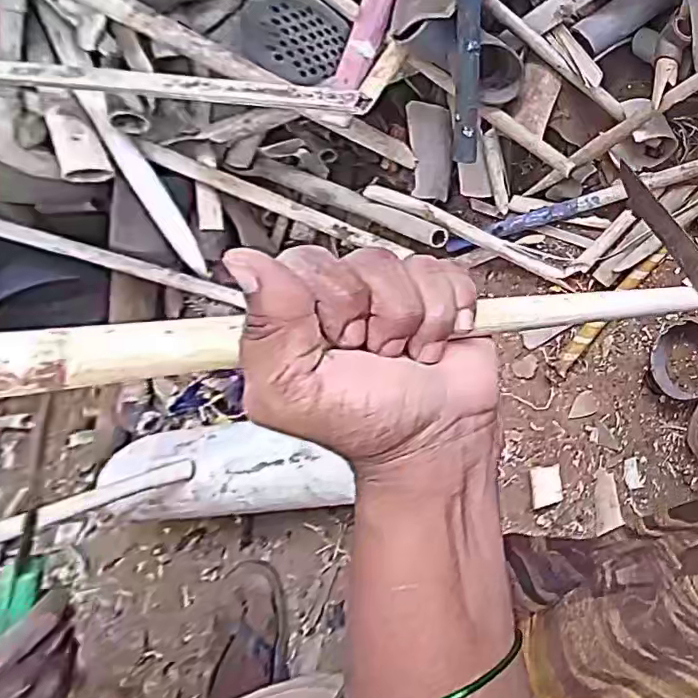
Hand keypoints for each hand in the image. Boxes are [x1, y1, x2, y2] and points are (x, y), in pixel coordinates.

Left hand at [223, 247, 498, 476]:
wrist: (437, 435)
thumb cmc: (368, 423)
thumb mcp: (294, 390)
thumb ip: (268, 326)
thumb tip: (245, 264)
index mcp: (302, 311)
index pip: (313, 263)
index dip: (336, 300)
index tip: (343, 342)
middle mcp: (350, 295)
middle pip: (372, 262)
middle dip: (386, 316)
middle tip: (379, 353)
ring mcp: (400, 292)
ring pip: (416, 269)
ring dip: (423, 321)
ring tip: (410, 352)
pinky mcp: (444, 293)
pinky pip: (451, 276)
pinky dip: (452, 314)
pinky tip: (438, 341)